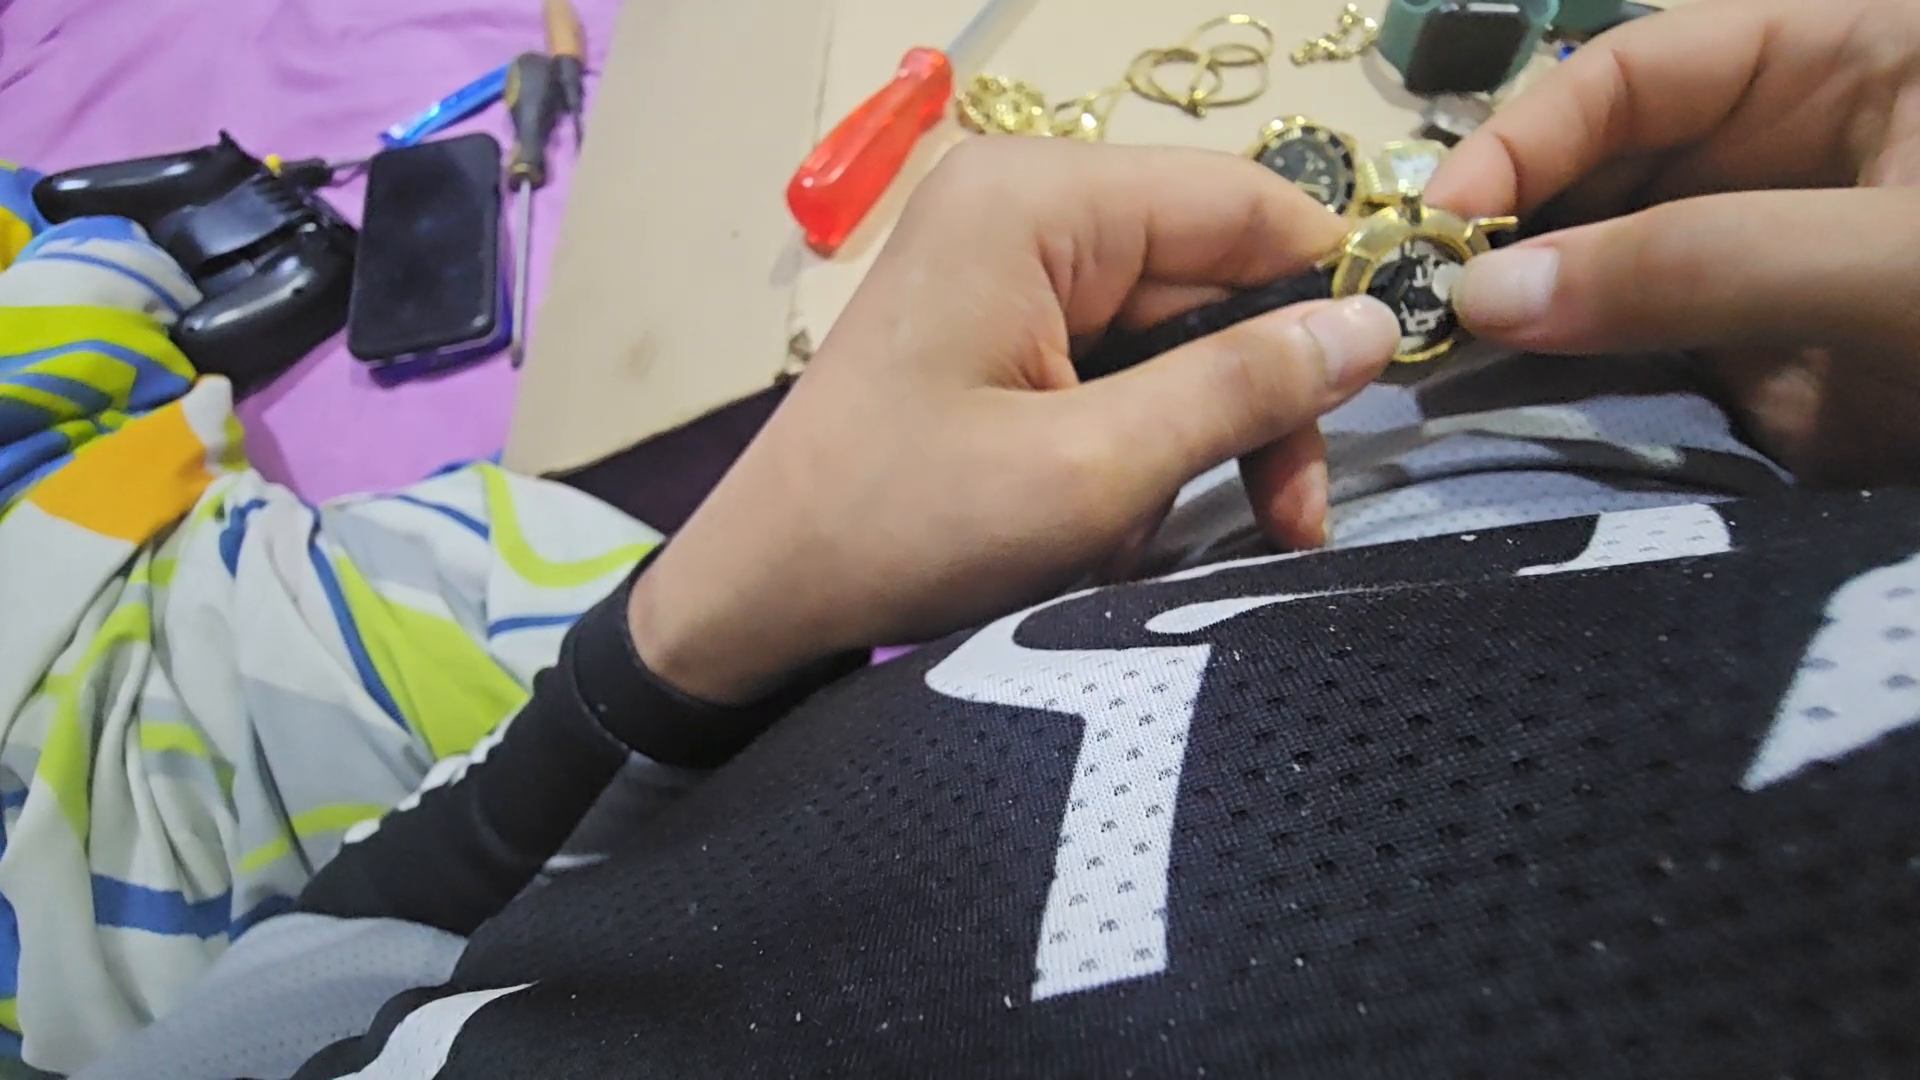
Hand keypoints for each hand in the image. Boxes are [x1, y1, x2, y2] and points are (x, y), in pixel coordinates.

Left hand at [627, 138, 1398, 702]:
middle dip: (1247, 405)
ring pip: (1158, 346)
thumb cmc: (908, 525)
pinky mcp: (988, 342)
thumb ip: (1239, 387)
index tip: (1377, 389)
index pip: (1240, 205)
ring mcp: (997, 281)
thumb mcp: (1092, 468)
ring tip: (1143, 542)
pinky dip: (1123, 456)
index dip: (1322, 289)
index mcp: (1035, 204)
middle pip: (1202, 285)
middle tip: (1290, 519)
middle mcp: (1017, 217)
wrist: (767, 588)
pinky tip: (1100, 527)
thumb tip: (1372, 326)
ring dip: (1179, 448)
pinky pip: (1101, 379)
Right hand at [1426, 0, 1919, 485]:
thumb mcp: (1910, 267)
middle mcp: (1759, 157)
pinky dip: (1524, 368)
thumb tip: (1487, 295)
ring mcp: (1718, 262)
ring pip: (1568, 265)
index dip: (1520, 138)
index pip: (1633, 71)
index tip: (1436, 224)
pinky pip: (1586, 346)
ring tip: (1420, 350)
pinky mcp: (1697, 351)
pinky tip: (1472, 388)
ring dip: (1495, 307)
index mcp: (1846, 61)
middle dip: (1490, 233)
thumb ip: (1701, 263)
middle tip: (1408, 302)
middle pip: (1577, 173)